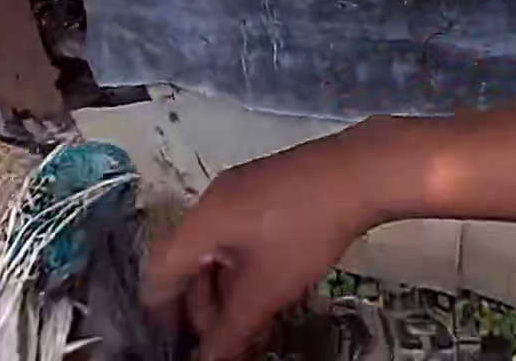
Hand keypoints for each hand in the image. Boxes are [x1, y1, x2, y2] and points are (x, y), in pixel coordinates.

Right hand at [143, 121, 414, 360]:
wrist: (355, 171)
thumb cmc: (305, 230)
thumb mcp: (265, 290)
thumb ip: (229, 333)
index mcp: (204, 218)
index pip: (160, 270)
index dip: (164, 315)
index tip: (180, 346)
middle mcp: (215, 197)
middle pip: (188, 258)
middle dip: (201, 306)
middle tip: (225, 341)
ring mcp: (242, 186)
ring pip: (216, 245)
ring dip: (225, 287)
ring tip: (250, 321)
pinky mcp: (266, 183)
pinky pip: (238, 228)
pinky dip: (242, 262)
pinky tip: (268, 286)